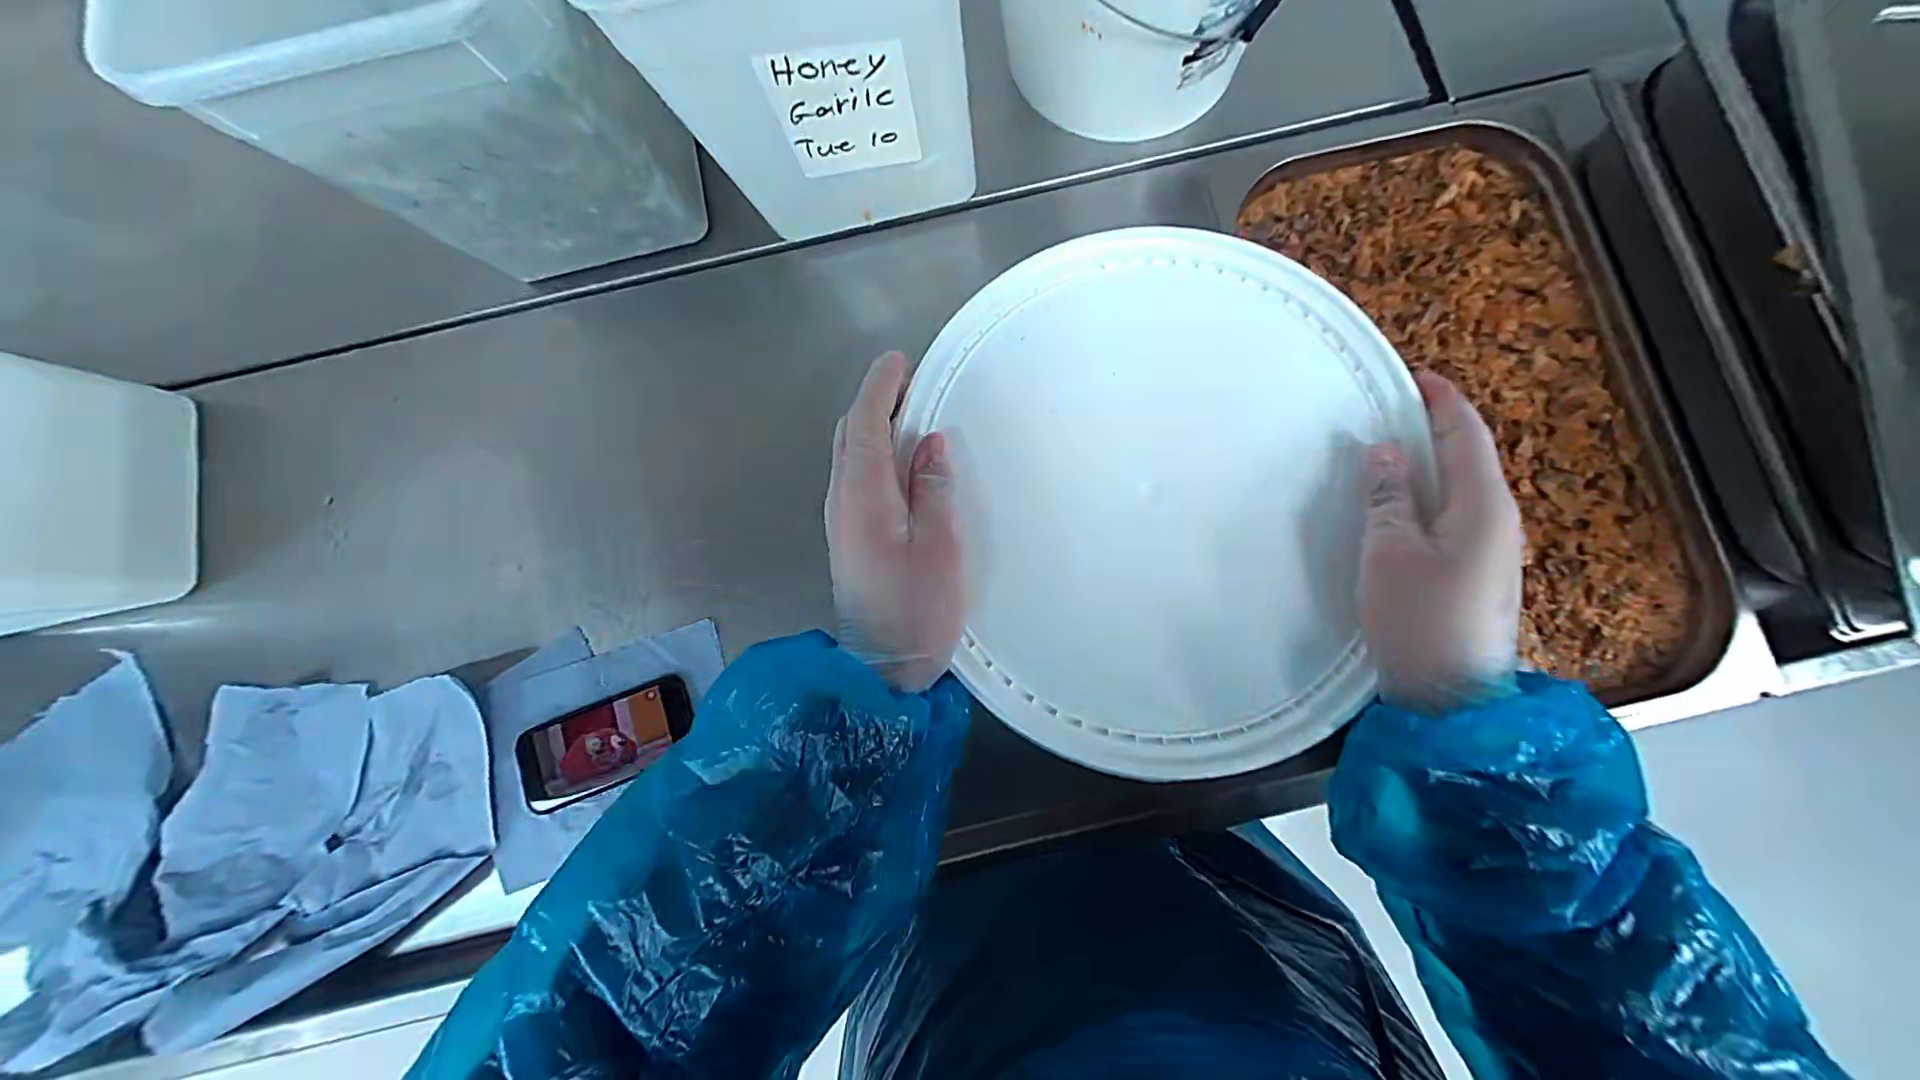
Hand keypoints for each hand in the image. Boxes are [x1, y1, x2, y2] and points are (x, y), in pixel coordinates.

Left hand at [826, 352, 965, 692]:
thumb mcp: (940, 547)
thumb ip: (933, 489)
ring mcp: (840, 521)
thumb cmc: (917, 612)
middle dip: (876, 401)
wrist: (884, 668)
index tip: (899, 361)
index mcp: (862, 497)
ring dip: (875, 426)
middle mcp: (842, 503)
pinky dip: (875, 454)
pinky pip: (856, 477)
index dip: (881, 387)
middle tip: (909, 383)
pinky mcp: (848, 537)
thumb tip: (929, 444)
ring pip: (851, 455)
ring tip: (909, 413)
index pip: (866, 425)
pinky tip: (900, 459)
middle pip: (851, 435)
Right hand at [1359, 372, 1523, 713]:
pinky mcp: (1474, 572)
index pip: (1466, 436)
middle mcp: (1497, 521)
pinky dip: (1424, 496)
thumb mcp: (1389, 552)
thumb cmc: (1418, 619)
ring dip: (1426, 464)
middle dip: (1434, 429)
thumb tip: (1386, 452)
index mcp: (1483, 507)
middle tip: (1392, 412)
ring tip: (1388, 451)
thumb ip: (1387, 498)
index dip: (1442, 403)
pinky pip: (1451, 515)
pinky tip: (1398, 504)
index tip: (1417, 378)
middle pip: (1467, 459)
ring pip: (1458, 489)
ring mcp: (1490, 550)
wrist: (1450, 694)